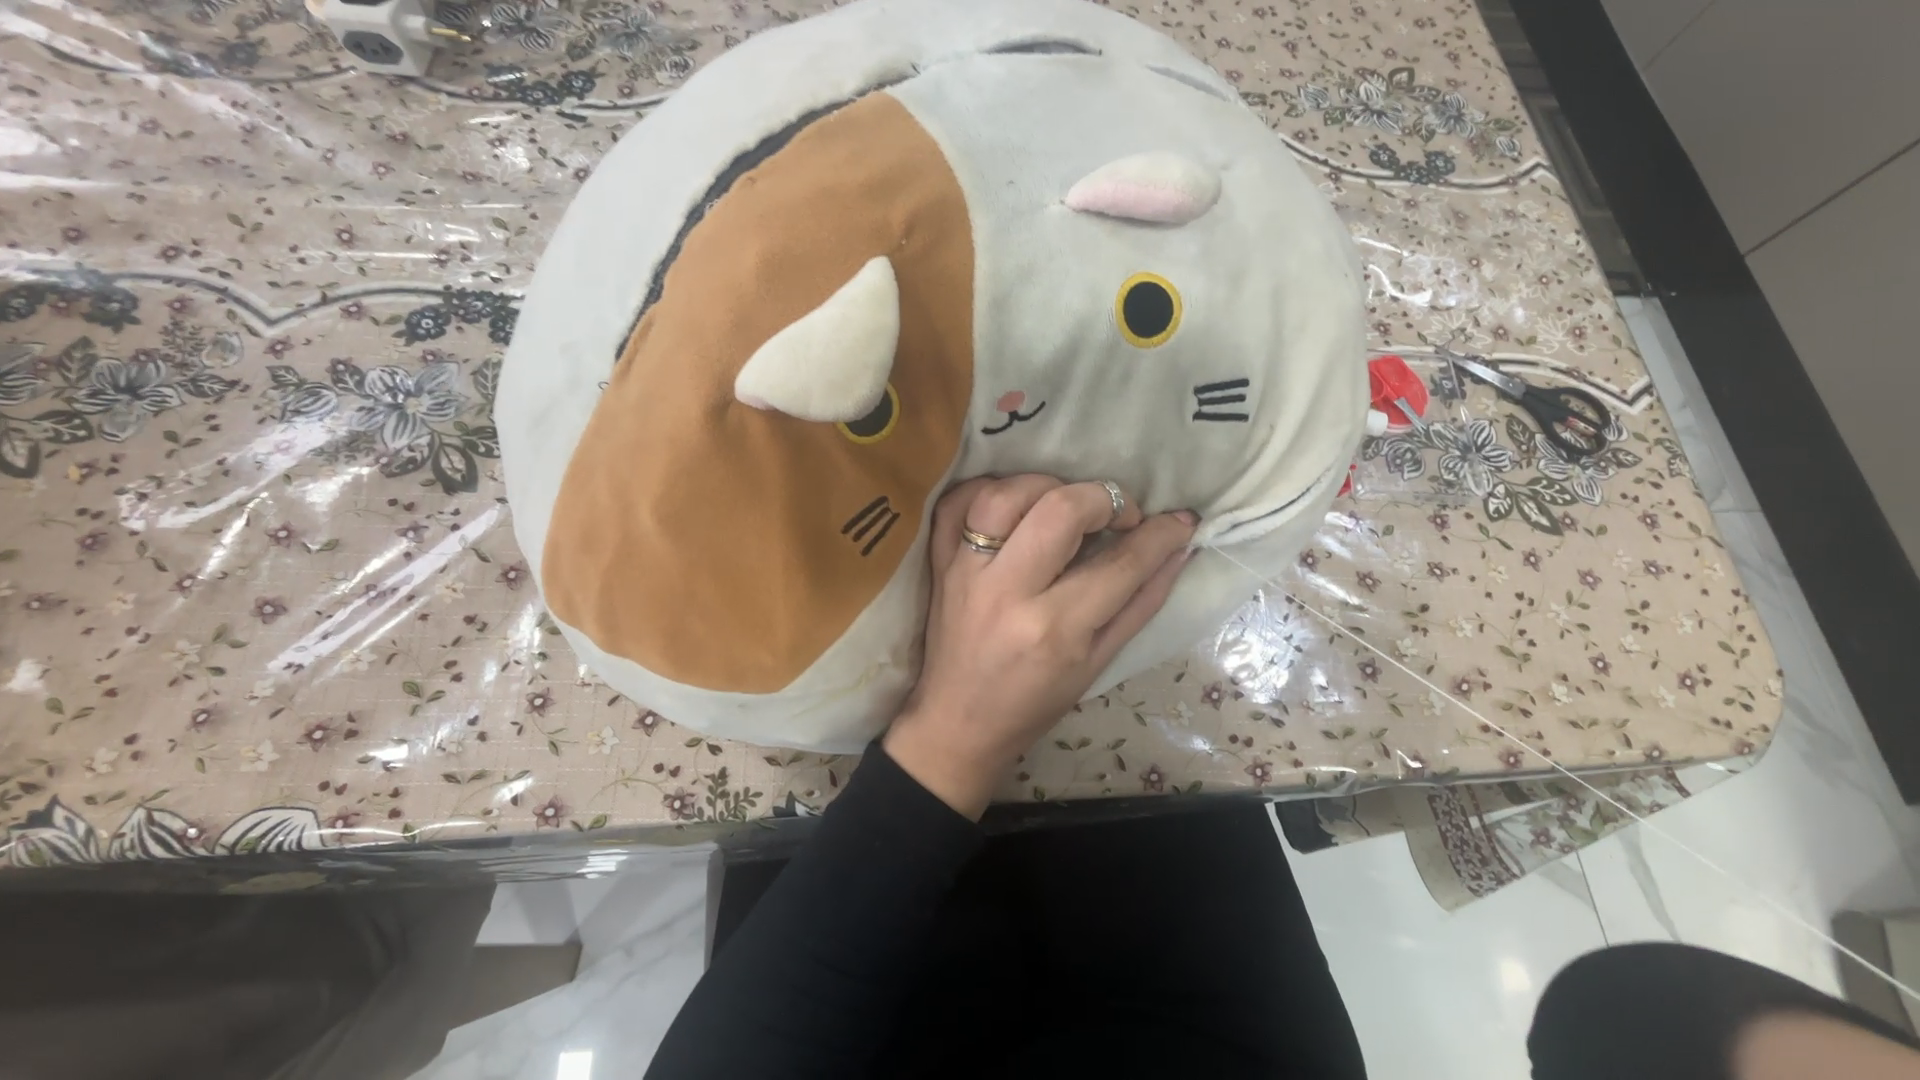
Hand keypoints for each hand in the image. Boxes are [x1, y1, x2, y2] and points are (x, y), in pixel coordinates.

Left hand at [883, 474, 1197, 818]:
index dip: (1159, 535)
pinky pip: (954, 505)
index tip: (1178, 522)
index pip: (1120, 564)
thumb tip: (1178, 549)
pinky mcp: (939, 565)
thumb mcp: (1098, 663)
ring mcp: (965, 574)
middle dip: (1104, 499)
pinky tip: (1013, 505)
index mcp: (1054, 630)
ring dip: (1045, 487)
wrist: (959, 724)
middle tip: (1117, 517)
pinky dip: (985, 490)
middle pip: (1060, 510)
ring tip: (1064, 506)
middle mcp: (1007, 593)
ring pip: (1004, 496)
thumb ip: (1141, 603)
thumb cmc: (1034, 703)